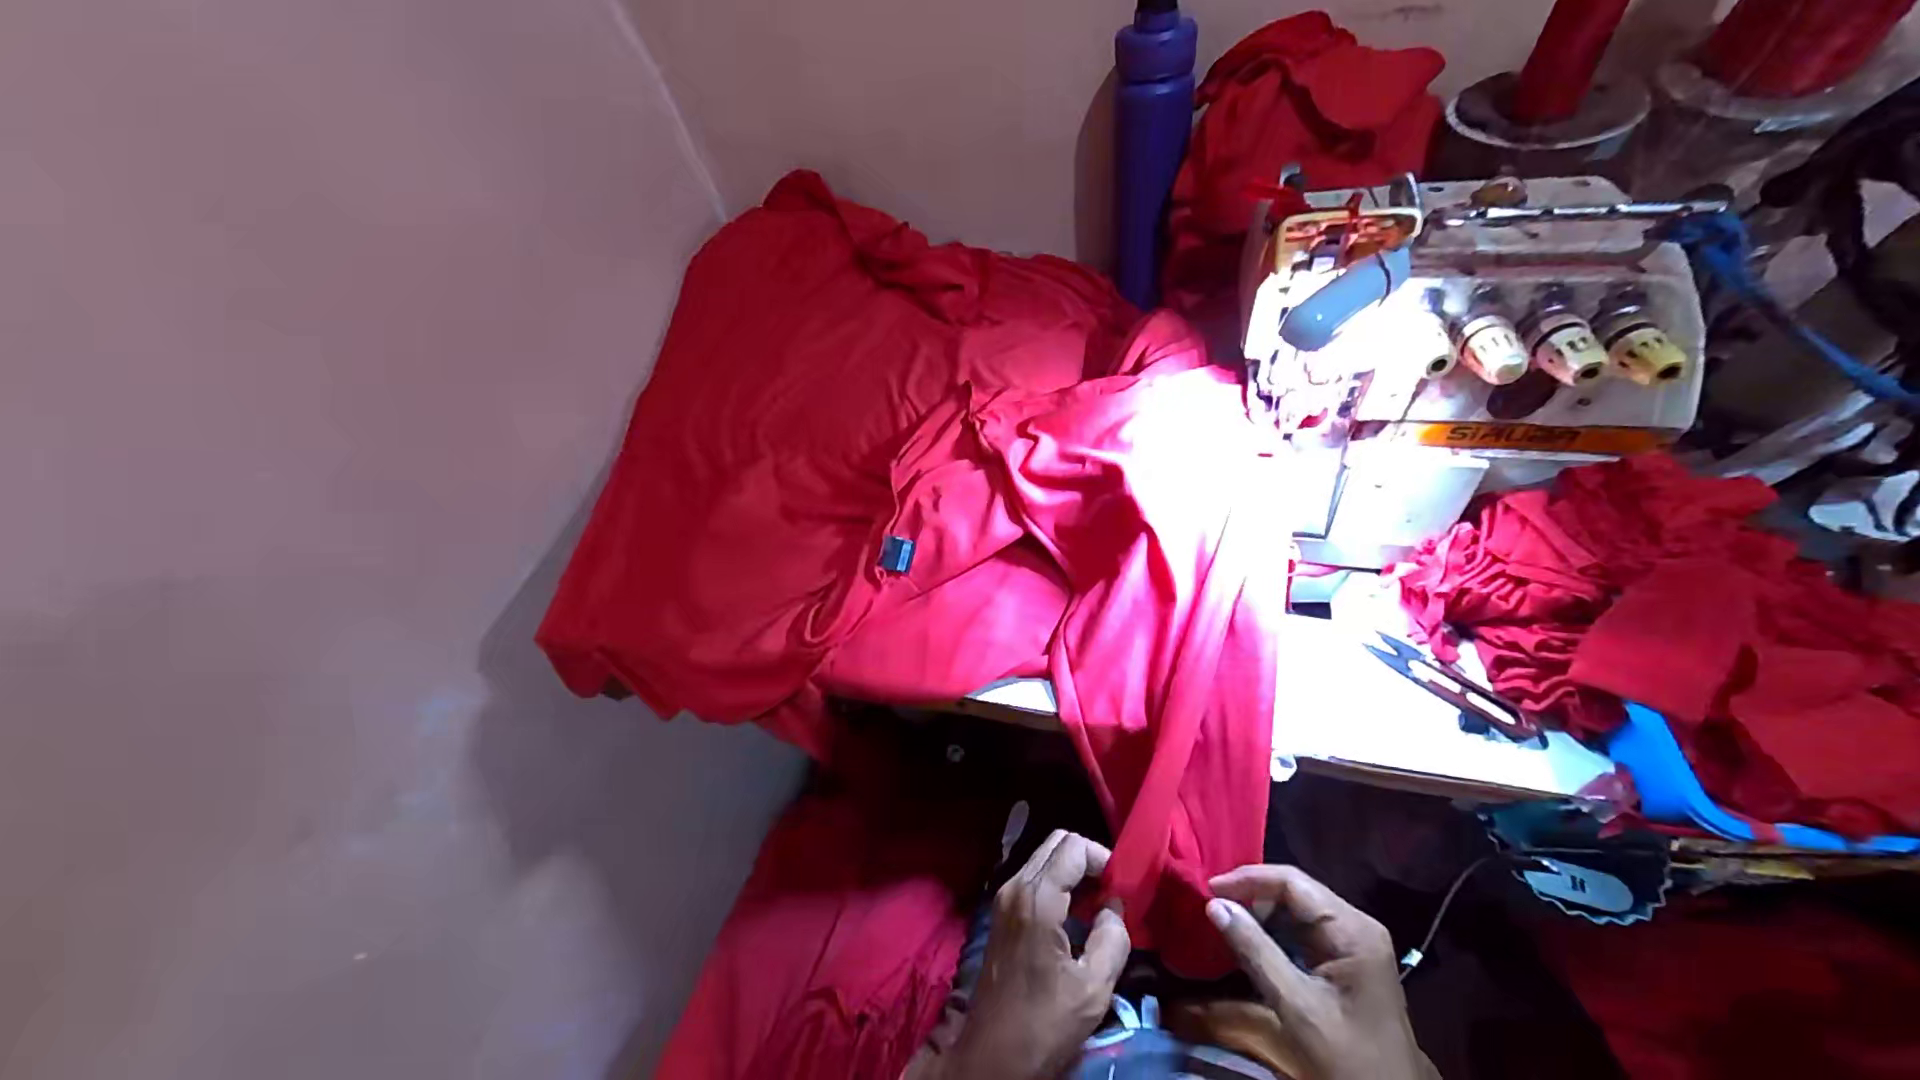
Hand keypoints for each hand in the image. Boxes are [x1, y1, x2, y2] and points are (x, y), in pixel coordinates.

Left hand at [940, 830, 1130, 1079]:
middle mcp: (1015, 885)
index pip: (1074, 846)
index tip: (1123, 888)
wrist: (992, 1055)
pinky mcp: (1001, 912)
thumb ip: (1112, 937)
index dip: (1104, 859)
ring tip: (1099, 907)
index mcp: (1037, 897)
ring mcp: (1004, 897)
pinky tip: (1076, 917)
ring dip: (1074, 872)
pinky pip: (1035, 878)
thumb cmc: (1044, 1024)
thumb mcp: (1093, 987)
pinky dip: (1058, 884)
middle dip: (1089, 859)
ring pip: (1045, 858)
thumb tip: (1113, 906)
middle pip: (1057, 843)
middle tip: (1113, 892)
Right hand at [1206, 865, 1434, 1079]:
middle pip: (1295, 890)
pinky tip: (1252, 941)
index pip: (1292, 881)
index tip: (1210, 890)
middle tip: (1215, 907)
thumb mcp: (1296, 1005)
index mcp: (1352, 929)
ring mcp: (1354, 941)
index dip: (1248, 879)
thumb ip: (1255, 950)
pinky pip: (1303, 929)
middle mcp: (1356, 925)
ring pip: (1296, 908)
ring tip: (1227, 922)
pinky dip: (1274, 931)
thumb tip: (1214, 905)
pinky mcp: (1347, 958)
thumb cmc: (1348, 1057)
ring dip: (1261, 913)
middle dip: (1252, 895)